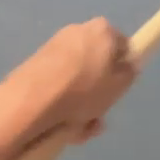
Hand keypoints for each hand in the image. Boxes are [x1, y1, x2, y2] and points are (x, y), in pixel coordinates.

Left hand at [0, 19, 136, 143]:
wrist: (31, 101)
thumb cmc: (83, 90)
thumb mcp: (119, 86)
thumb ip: (129, 73)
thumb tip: (127, 65)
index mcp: (103, 30)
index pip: (122, 47)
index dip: (122, 71)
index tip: (118, 91)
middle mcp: (79, 31)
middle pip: (97, 65)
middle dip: (99, 93)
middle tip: (98, 116)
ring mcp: (55, 47)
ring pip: (77, 79)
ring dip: (81, 105)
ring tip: (79, 130)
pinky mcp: (36, 64)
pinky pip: (58, 84)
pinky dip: (62, 104)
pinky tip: (62, 127)